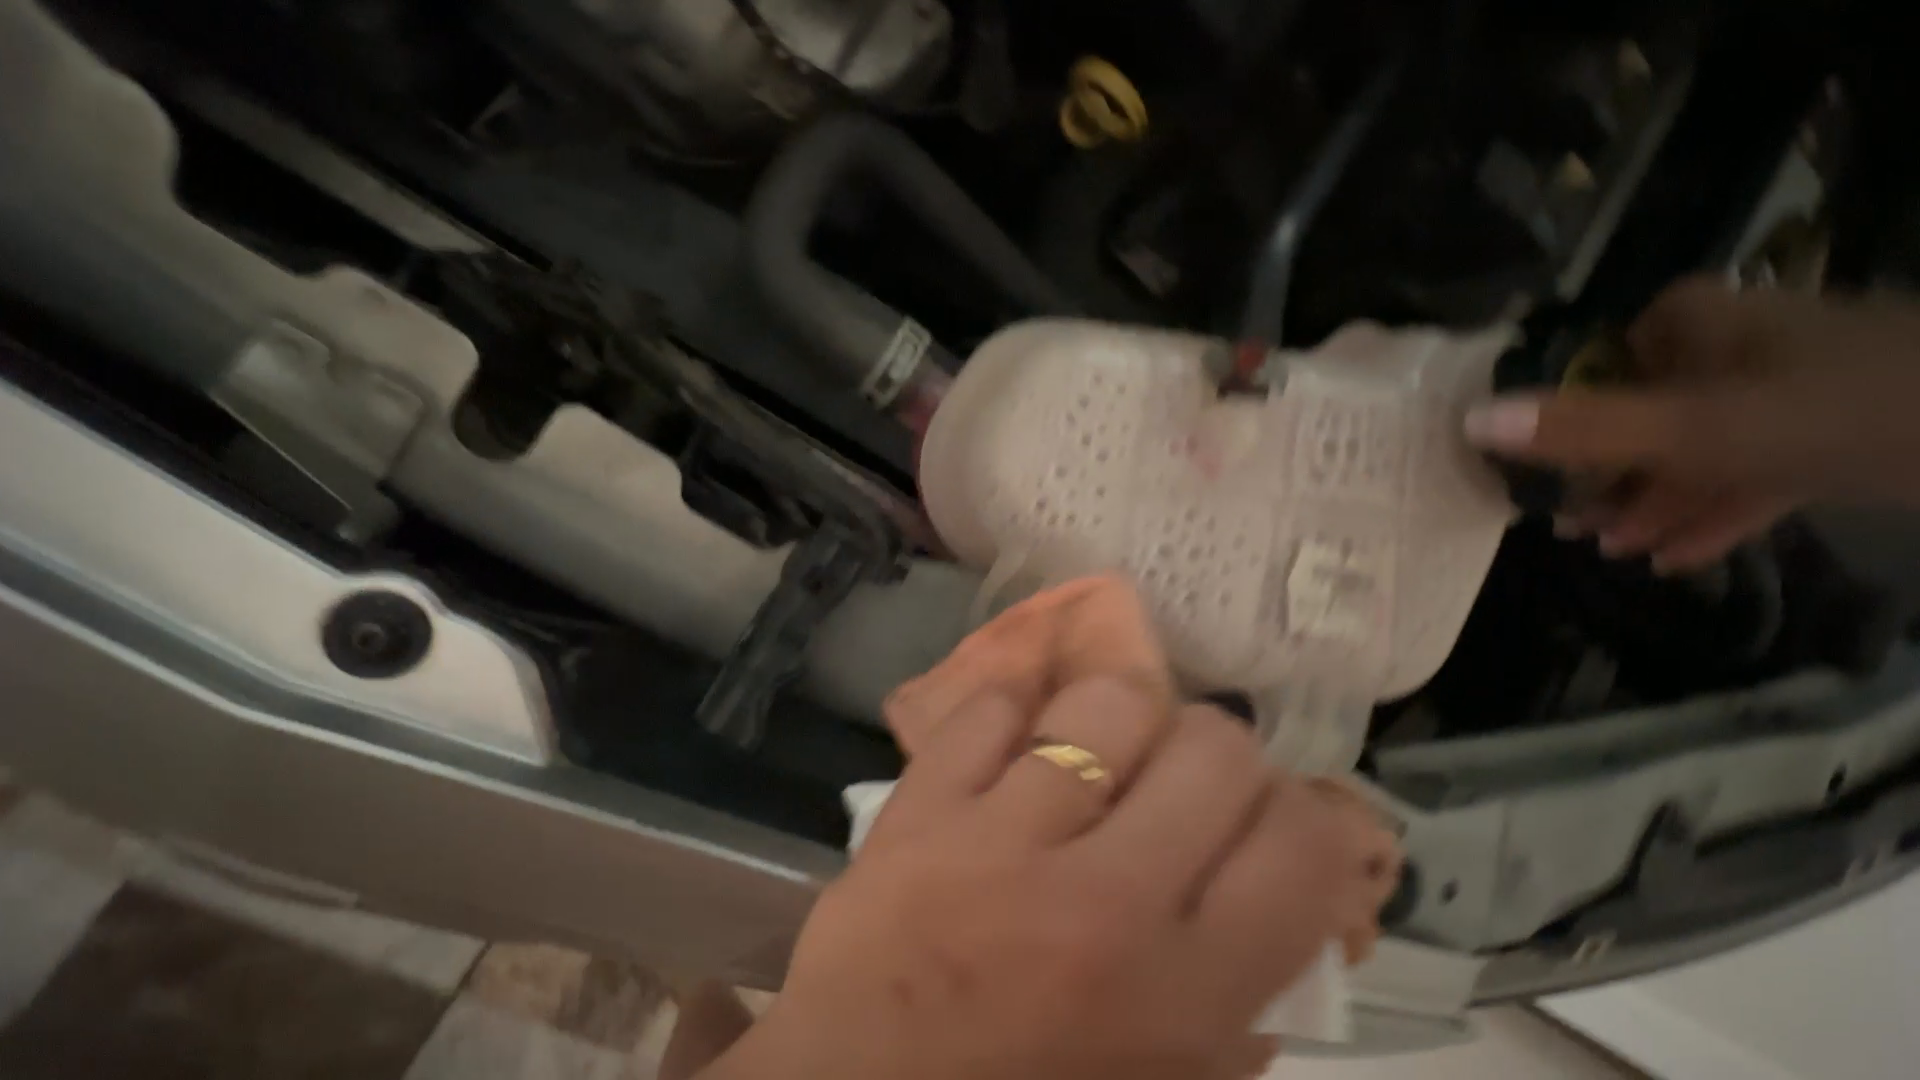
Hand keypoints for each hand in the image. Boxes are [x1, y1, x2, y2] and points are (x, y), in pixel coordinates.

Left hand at [700, 677, 1385, 1079]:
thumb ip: (1242, 1008)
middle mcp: (1104, 898)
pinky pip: (992, 706)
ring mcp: (1002, 840)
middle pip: (1215, 750)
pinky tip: (1015, 748)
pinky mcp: (921, 808)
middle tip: (1185, 784)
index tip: (1278, 822)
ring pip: (1107, 703)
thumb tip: (1286, 894)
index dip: (1312, 817)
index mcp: (1181, 988)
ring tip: (1101, 754)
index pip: (1302, 846)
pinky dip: (1014, 712)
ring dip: (1121, 719)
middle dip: (1217, 756)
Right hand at [1464, 278, 1919, 572]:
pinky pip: (1745, 475)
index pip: (1593, 366)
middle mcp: (1728, 351)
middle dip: (1603, 477)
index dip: (1556, 418)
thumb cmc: (1847, 410)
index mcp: (1693, 326)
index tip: (1527, 468)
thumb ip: (1584, 428)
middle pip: (1637, 414)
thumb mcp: (1702, 425)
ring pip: (1690, 451)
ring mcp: (1780, 394)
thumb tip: (1467, 421)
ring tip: (1608, 551)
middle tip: (1565, 526)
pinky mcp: (1824, 436)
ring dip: (1649, 502)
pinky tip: (1673, 558)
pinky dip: (1707, 512)